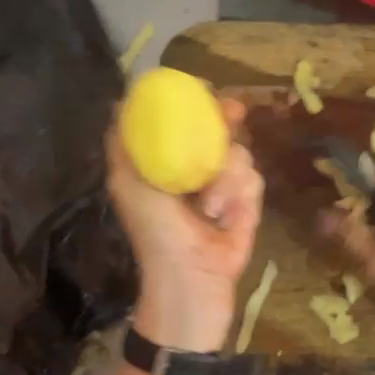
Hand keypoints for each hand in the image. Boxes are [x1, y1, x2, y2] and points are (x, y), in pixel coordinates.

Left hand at [106, 99, 263, 351]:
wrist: (192, 284)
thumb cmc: (156, 236)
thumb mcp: (130, 186)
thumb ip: (126, 146)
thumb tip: (121, 104)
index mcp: (167, 165)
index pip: (184, 122)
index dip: (195, 103)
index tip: (203, 91)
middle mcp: (196, 172)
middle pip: (220, 130)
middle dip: (226, 121)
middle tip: (233, 113)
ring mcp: (225, 188)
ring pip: (240, 153)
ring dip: (226, 178)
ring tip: (209, 207)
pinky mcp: (249, 206)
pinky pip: (253, 180)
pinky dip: (240, 196)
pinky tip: (227, 218)